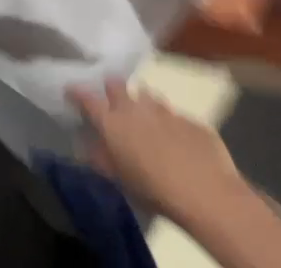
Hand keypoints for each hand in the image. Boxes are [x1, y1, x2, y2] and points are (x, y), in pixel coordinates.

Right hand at [68, 79, 251, 223]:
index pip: (85, 96)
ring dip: (144, 102)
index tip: (72, 93)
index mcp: (111, 121)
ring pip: (149, 94)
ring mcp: (166, 112)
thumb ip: (98, 156)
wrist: (208, 195)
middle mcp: (135, 108)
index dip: (76, 92)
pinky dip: (172, 122)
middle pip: (117, 84)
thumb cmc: (153, 188)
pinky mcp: (193, 122)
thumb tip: (86, 145)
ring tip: (147, 116)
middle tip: (114, 100)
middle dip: (113, 88)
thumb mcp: (117, 177)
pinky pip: (177, 115)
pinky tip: (178, 138)